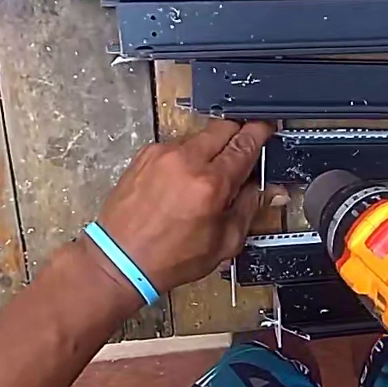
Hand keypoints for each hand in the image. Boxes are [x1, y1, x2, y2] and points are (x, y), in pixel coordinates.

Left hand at [91, 119, 277, 294]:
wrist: (121, 259)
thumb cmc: (168, 258)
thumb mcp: (224, 243)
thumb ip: (249, 207)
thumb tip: (267, 189)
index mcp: (211, 184)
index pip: (245, 143)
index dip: (260, 132)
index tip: (266, 128)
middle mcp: (186, 161)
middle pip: (224, 127)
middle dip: (237, 135)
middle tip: (242, 151)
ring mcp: (163, 154)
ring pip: (200, 136)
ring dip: (211, 149)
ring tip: (207, 177)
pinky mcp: (145, 155)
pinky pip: (177, 146)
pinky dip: (186, 157)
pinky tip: (183, 181)